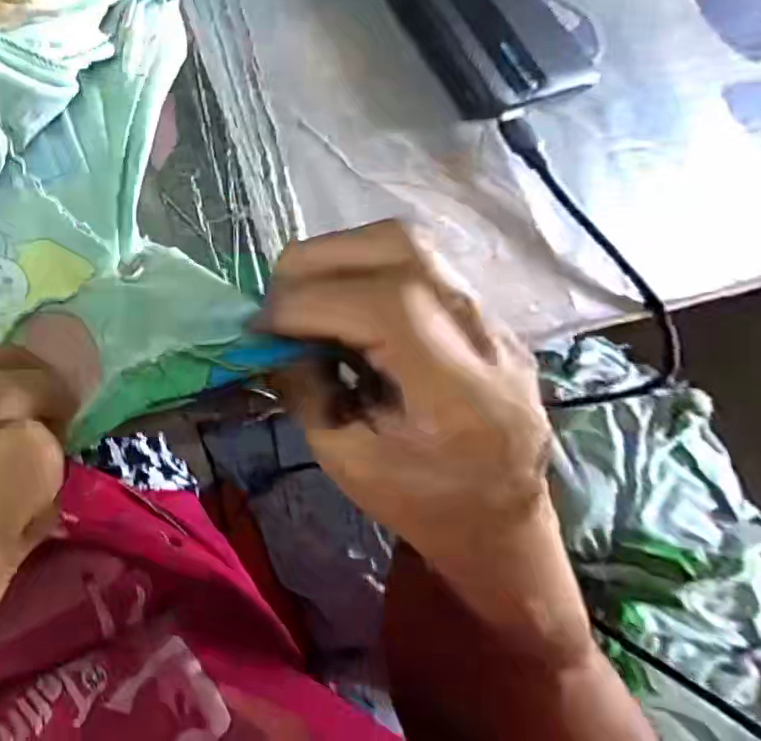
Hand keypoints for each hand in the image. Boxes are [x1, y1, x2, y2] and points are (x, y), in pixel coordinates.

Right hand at [256, 222, 552, 576]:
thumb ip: (303, 385)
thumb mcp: (342, 457)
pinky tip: (333, 300)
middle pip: (397, 249)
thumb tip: (269, 335)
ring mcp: (488, 319)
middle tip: (275, 303)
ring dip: (332, 256)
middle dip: (312, 265)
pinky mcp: (476, 311)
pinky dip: (353, 265)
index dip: (304, 304)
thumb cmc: (419, 501)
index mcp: (459, 394)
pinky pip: (408, 258)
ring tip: (300, 294)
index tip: (260, 329)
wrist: (500, 520)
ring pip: (402, 241)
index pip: (382, 305)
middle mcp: (484, 340)